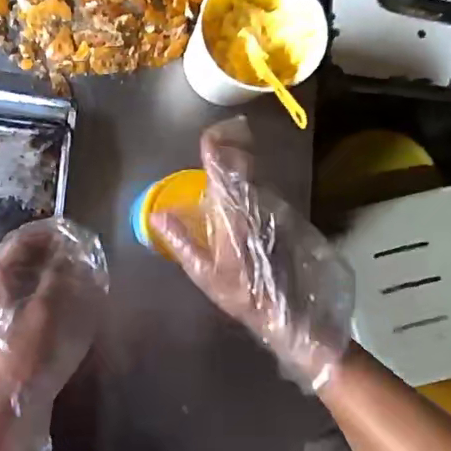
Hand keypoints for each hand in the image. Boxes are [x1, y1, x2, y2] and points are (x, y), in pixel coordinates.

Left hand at [0, 218, 109, 450]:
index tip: (79, 232)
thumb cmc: (23, 357)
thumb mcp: (49, 311)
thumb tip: (74, 246)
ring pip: (29, 287)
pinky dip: (53, 303)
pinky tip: (72, 316)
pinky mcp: (6, 342)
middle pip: (25, 262)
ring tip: (87, 285)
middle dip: (57, 256)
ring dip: (56, 281)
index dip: (51, 232)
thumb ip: (63, 275)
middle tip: (88, 259)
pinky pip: (31, 310)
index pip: (22, 239)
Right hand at [151, 118, 356, 392]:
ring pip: (255, 178)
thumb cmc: (243, 295)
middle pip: (243, 167)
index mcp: (233, 215)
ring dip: (241, 165)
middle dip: (230, 150)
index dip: (216, 149)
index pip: (224, 171)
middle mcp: (257, 205)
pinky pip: (263, 192)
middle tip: (216, 141)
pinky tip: (241, 192)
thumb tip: (158, 215)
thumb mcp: (204, 273)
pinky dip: (250, 184)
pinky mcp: (287, 218)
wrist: (293, 314)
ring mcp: (275, 210)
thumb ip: (180, 240)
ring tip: (225, 161)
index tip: (208, 136)